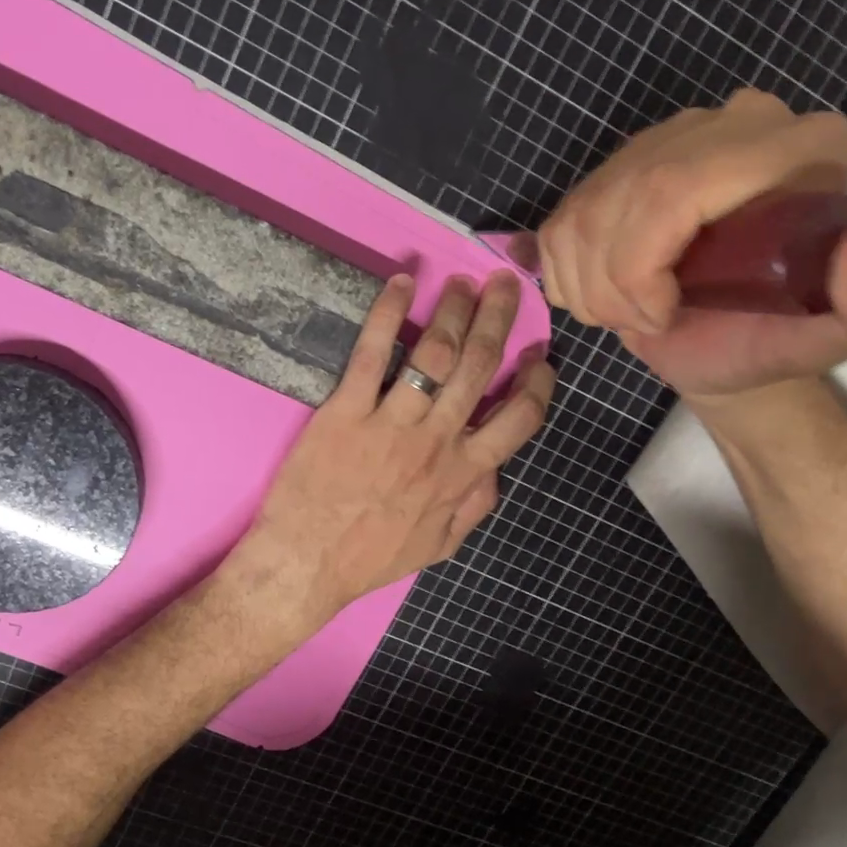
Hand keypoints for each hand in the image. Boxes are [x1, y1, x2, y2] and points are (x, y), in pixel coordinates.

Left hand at [227, 272, 556, 627]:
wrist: (307, 563)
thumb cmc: (370, 559)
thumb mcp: (439, 546)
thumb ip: (474, 507)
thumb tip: (497, 472)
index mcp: (463, 474)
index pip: (519, 417)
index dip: (537, 381)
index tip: (539, 355)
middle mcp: (435, 441)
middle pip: (478, 366)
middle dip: (498, 319)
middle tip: (504, 286)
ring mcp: (391, 423)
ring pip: (434, 353)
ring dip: (453, 310)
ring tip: (461, 283)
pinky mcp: (345, 412)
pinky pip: (372, 354)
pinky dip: (387, 314)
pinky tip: (400, 284)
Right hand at [536, 89, 846, 397]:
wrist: (718, 349)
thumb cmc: (769, 344)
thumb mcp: (839, 340)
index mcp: (798, 148)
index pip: (677, 186)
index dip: (644, 265)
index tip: (666, 316)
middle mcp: (732, 124)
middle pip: (625, 196)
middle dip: (614, 283)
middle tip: (643, 323)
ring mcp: (663, 143)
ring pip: (585, 212)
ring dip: (590, 287)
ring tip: (629, 314)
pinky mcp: (611, 173)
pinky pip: (559, 226)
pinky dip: (569, 280)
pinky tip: (606, 294)